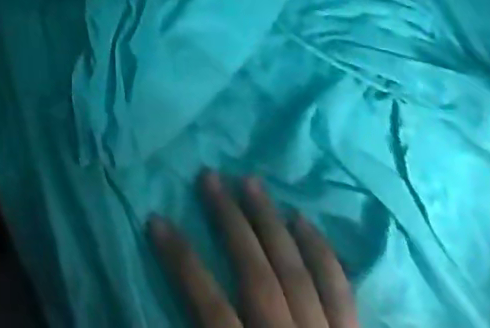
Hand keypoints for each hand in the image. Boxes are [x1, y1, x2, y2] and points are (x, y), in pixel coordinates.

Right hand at [150, 172, 358, 327]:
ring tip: (250, 182)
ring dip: (271, 223)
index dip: (181, 261)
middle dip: (230, 223)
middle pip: (256, 275)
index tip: (156, 220)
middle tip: (209, 176)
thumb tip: (149, 316)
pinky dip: (321, 252)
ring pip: (296, 271)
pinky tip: (304, 221)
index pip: (208, 307)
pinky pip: (340, 290)